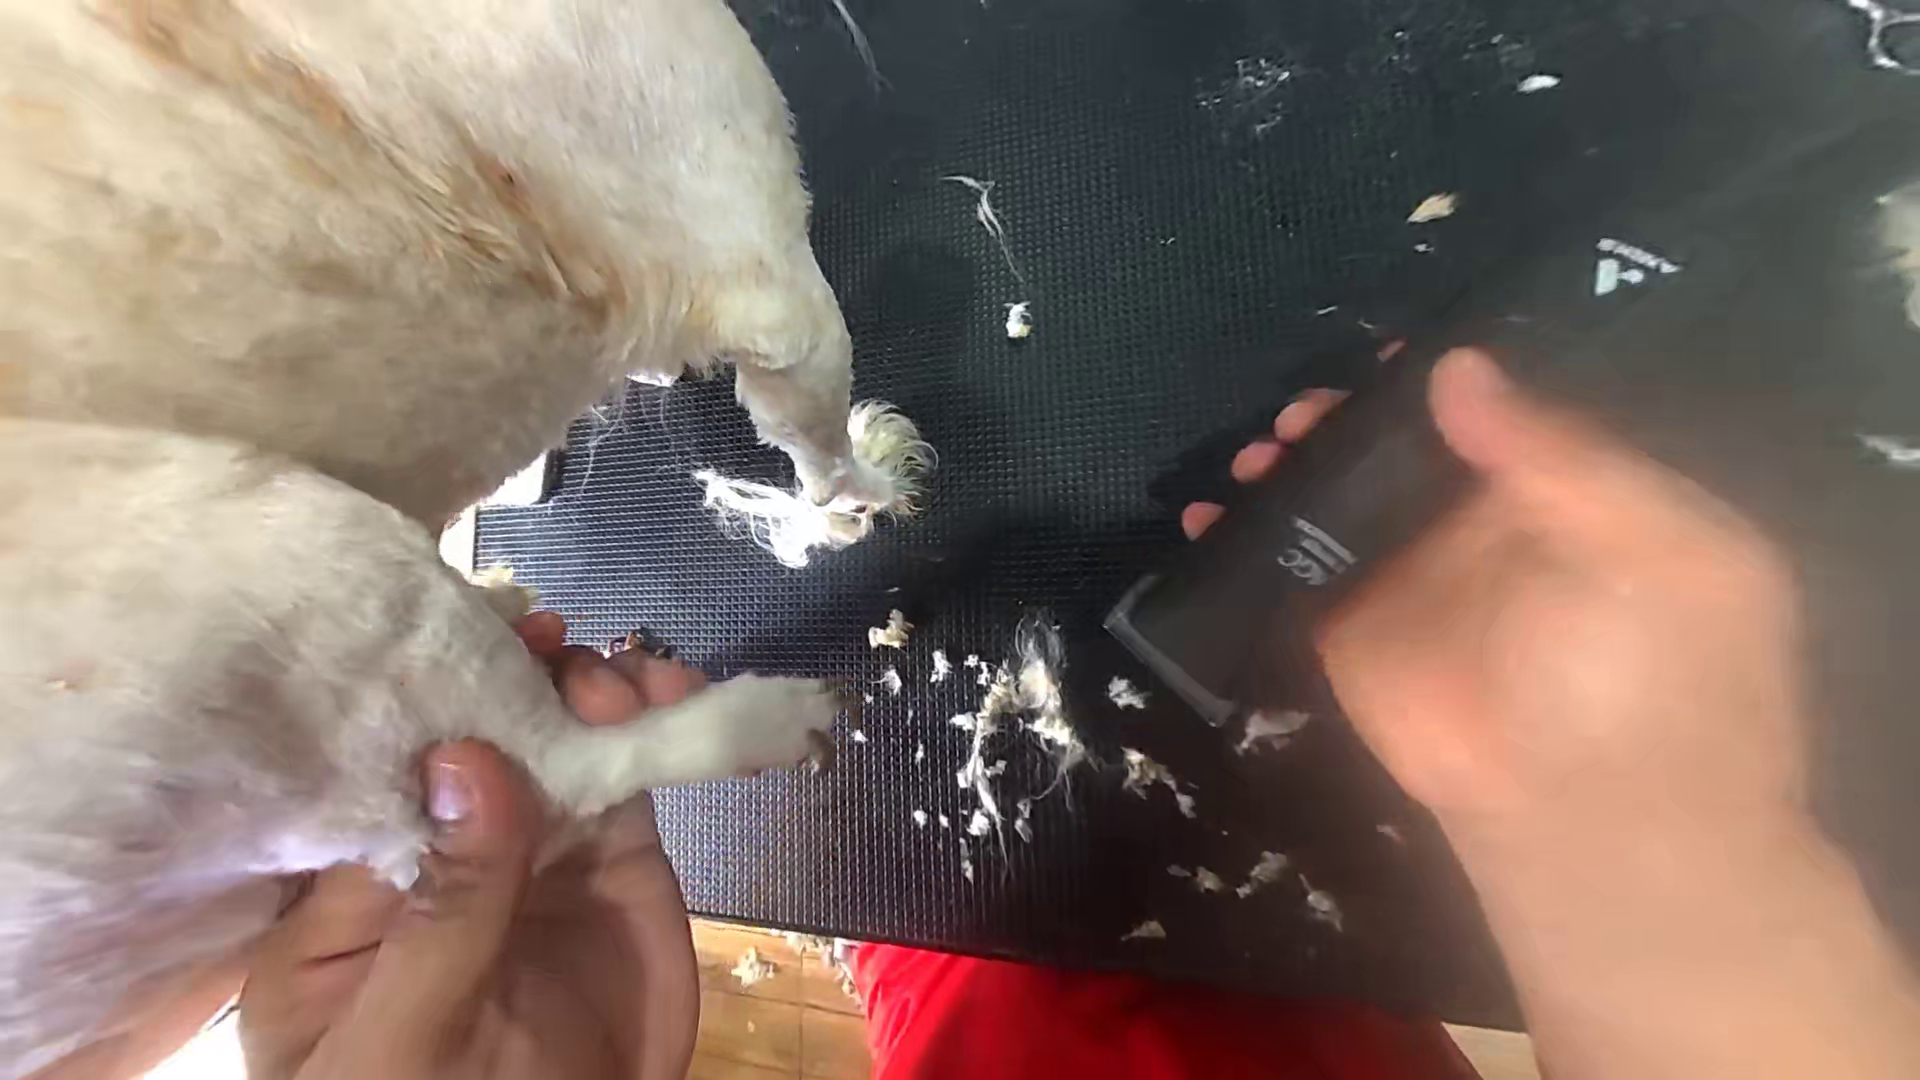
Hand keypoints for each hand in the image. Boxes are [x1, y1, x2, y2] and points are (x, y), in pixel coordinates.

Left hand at [238, 615, 702, 1079]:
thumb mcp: (409, 1043)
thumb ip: (442, 908)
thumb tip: (466, 759)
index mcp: (363, 898)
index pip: (393, 779)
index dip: (441, 702)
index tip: (494, 639)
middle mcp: (459, 853)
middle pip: (496, 744)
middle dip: (537, 688)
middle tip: (577, 660)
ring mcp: (548, 845)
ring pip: (573, 745)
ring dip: (607, 695)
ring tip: (643, 677)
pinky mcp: (622, 846)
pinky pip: (636, 773)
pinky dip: (660, 729)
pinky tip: (680, 696)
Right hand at [1194, 350, 1919, 1079]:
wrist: (1573, 809)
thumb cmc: (1640, 676)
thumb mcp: (1647, 549)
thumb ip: (1553, 454)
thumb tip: (1454, 366)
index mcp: (1534, 491)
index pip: (1467, 413)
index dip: (1419, 381)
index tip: (1371, 361)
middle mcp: (1449, 523)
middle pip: (1375, 454)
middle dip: (1331, 427)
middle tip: (1294, 420)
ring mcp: (1382, 573)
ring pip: (1318, 503)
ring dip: (1277, 474)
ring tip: (1250, 462)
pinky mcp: (1329, 620)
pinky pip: (1277, 566)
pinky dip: (1234, 539)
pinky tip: (1202, 520)